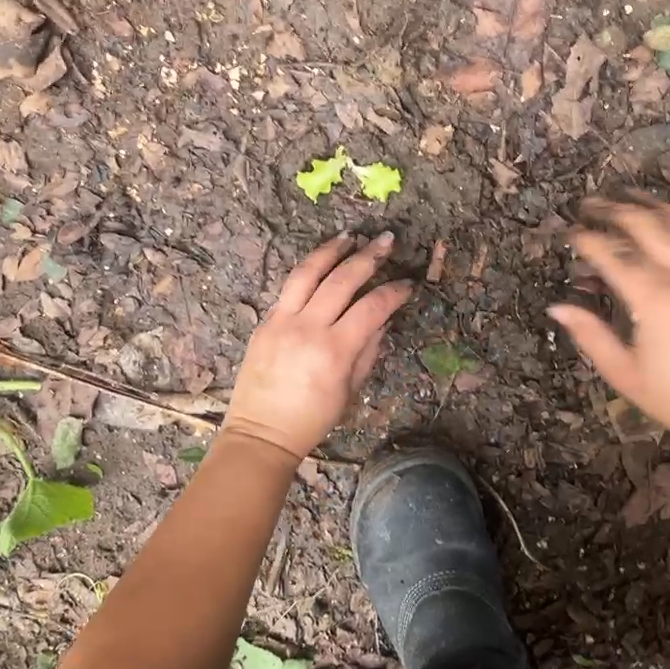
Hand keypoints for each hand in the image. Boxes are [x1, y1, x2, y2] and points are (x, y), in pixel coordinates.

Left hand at [223, 232, 413, 459]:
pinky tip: (322, 261)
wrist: (262, 432)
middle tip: (385, 241)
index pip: (372, 308)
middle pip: (342, 280)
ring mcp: (282, 321)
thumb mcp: (350, 390)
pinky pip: (289, 287)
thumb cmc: (312, 419)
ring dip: (332, 251)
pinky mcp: (266, 321)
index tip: (408, 285)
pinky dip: (308, 270)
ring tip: (350, 236)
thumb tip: (382, 319)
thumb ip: (368, 350)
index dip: (394, 293)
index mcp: (335, 351)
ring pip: (309, 272)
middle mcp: (308, 329)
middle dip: (368, 257)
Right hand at [547, 199, 669, 452]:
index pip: (612, 254)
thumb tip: (558, 308)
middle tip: (589, 205)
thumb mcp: (626, 375)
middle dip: (612, 210)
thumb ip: (591, 336)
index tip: (569, 233)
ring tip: (627, 198)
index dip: (586, 239)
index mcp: (655, 301)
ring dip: (650, 206)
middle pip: (644, 225)